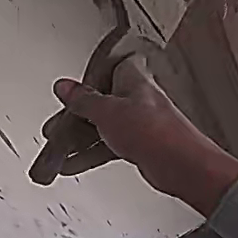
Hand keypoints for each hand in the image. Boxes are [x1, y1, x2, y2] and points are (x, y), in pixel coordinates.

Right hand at [52, 56, 237, 214]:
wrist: (181, 165)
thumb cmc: (157, 132)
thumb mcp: (108, 112)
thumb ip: (83, 100)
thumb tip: (65, 87)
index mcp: (132, 80)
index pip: (103, 72)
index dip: (84, 81)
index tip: (65, 91)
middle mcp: (136, 100)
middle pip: (99, 103)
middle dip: (76, 116)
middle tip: (56, 127)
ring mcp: (138, 124)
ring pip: (102, 127)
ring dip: (80, 139)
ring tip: (58, 148)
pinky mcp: (139, 145)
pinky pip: (109, 146)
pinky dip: (91, 154)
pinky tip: (74, 163)